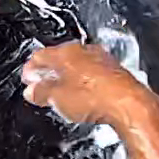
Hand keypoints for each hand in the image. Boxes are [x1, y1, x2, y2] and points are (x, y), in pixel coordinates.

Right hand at [22, 42, 158, 132]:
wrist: (130, 107)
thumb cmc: (94, 98)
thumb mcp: (56, 99)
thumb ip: (40, 92)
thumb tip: (33, 91)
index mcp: (65, 52)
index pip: (40, 55)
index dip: (31, 68)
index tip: (28, 78)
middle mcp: (85, 51)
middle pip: (60, 58)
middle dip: (49, 71)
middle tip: (41, 84)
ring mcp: (102, 60)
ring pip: (78, 65)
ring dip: (68, 77)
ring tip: (62, 92)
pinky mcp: (117, 72)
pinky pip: (94, 73)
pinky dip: (85, 82)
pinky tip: (85, 95)